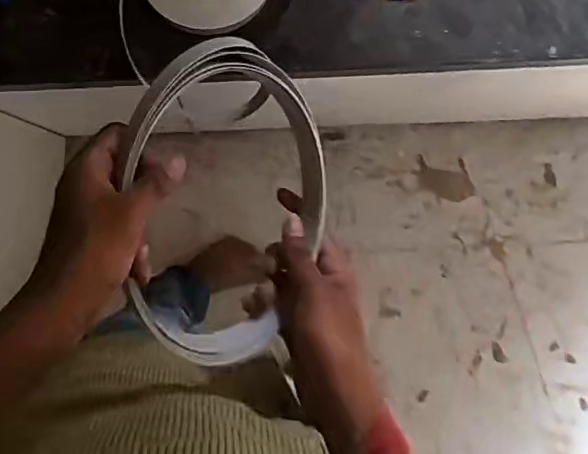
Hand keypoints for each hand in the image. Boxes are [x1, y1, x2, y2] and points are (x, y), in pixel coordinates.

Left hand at [22, 122, 185, 325]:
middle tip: (157, 209)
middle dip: (143, 195)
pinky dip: (128, 246)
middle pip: (122, 169)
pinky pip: (114, 228)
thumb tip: (178, 159)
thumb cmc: (96, 249)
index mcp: (86, 167)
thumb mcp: (132, 214)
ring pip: (122, 203)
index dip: (140, 145)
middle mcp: (81, 182)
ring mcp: (81, 210)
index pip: (115, 134)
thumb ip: (155, 185)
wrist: (61, 305)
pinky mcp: (84, 236)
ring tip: (142, 254)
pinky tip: (136, 272)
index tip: (160, 168)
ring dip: (138, 228)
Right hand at [248, 187, 385, 453]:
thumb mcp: (312, 290)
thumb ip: (298, 254)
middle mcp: (322, 282)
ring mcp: (307, 304)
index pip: (315, 230)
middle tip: (268, 271)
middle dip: (274, 259)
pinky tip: (253, 312)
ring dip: (265, 286)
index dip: (298, 211)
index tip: (277, 194)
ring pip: (278, 279)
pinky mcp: (294, 324)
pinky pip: (273, 303)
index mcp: (335, 269)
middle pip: (291, 254)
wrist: (334, 394)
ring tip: (261, 303)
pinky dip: (262, 304)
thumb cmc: (329, 335)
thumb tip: (291, 219)